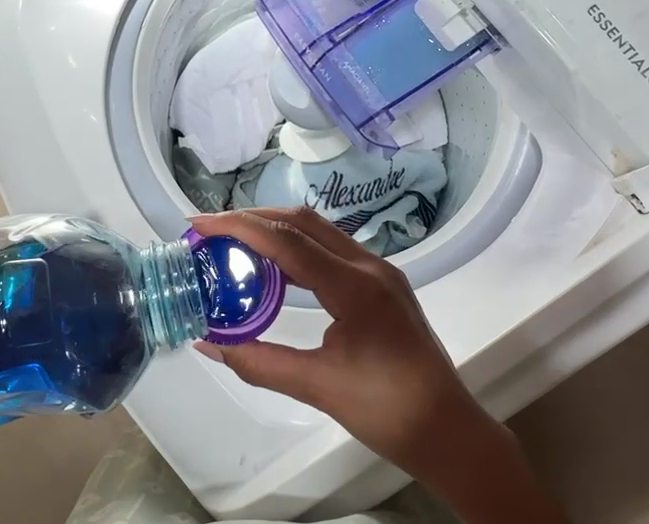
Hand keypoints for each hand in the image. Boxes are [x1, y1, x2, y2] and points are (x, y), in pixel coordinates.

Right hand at [190, 208, 560, 523]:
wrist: (448, 429)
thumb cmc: (387, 411)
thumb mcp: (317, 387)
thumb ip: (259, 363)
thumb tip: (210, 343)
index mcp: (356, 287)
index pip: (288, 241)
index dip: (239, 228)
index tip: (200, 225)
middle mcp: (369, 266)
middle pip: (302, 222)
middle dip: (253, 218)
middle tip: (210, 229)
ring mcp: (379, 270)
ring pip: (318, 230)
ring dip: (275, 228)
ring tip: (233, 241)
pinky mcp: (380, 282)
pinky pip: (330, 247)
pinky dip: (295, 245)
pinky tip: (274, 264)